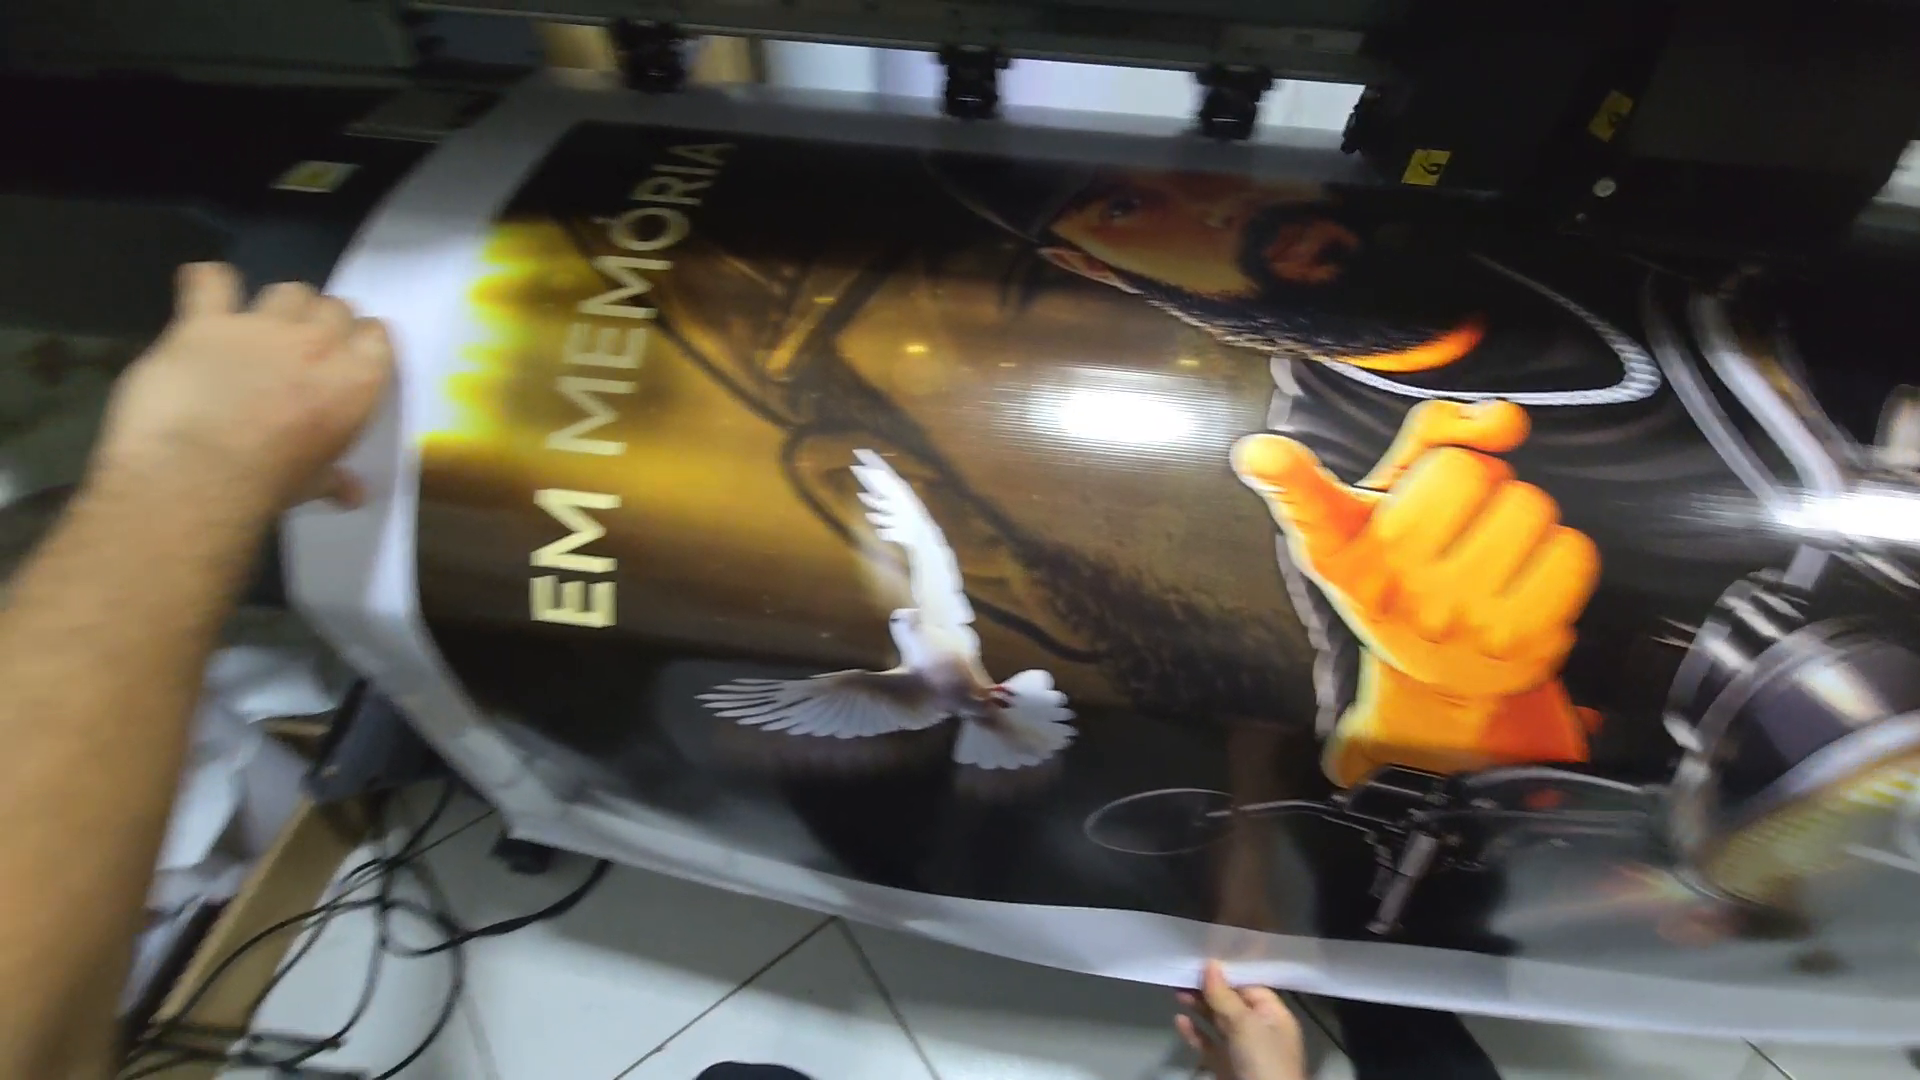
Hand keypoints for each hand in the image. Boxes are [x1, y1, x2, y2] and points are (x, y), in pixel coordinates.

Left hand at [94, 263, 391, 515]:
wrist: (200, 469)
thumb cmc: (275, 480)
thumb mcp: (318, 481)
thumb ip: (336, 479)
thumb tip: (352, 495)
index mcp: (360, 381)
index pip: (379, 336)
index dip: (366, 342)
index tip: (355, 354)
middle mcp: (320, 344)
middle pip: (335, 307)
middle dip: (328, 319)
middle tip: (311, 341)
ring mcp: (263, 328)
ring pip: (289, 291)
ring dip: (284, 304)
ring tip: (268, 323)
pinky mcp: (205, 322)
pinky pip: (211, 280)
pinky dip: (212, 283)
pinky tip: (211, 295)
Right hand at [1176, 962, 1306, 1079]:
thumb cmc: (1263, 1060)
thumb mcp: (1245, 1024)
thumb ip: (1224, 995)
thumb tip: (1210, 963)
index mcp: (1273, 1016)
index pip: (1249, 986)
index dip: (1227, 972)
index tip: (1202, 958)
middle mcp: (1259, 1030)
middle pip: (1230, 1001)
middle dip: (1207, 988)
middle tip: (1183, 972)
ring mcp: (1241, 1050)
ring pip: (1216, 1021)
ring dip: (1197, 1007)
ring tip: (1177, 991)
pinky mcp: (1226, 1066)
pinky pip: (1207, 1044)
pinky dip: (1194, 1033)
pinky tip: (1179, 1021)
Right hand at [1231, 400, 1596, 698]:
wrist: (1439, 667)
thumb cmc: (1410, 559)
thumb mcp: (1392, 496)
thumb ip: (1435, 433)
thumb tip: (1502, 422)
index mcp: (1335, 544)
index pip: (1306, 503)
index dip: (1282, 472)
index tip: (1259, 452)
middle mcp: (1380, 580)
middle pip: (1470, 471)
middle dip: (1477, 484)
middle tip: (1455, 524)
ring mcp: (1444, 615)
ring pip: (1529, 507)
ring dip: (1520, 520)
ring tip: (1488, 552)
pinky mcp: (1511, 640)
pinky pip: (1572, 553)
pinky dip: (1559, 558)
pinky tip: (1522, 582)